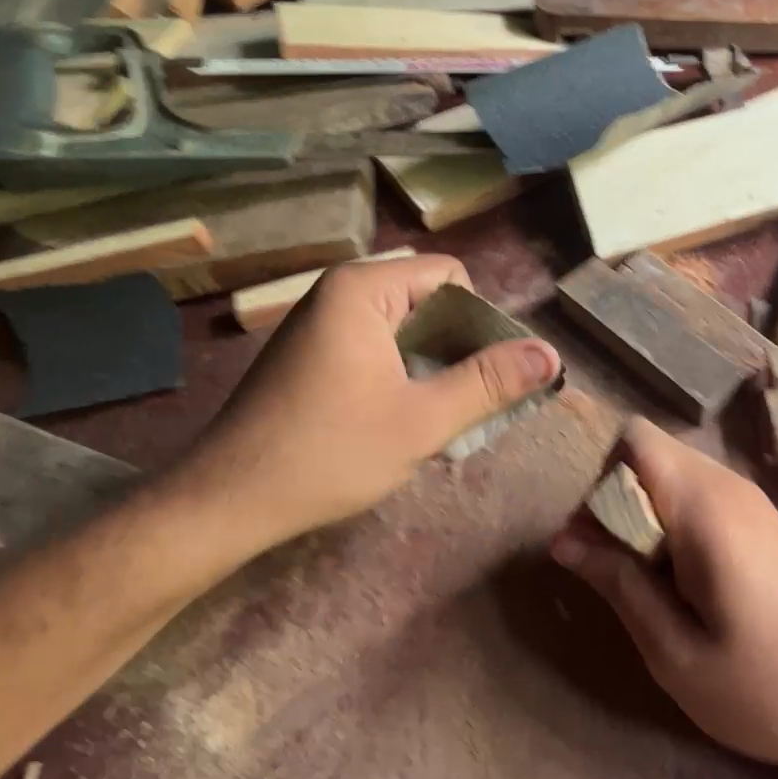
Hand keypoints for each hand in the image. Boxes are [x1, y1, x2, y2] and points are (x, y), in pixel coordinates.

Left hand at [174, 255, 560, 545]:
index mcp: (362, 289)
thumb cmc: (329, 453)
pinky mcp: (311, 354)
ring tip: (441, 414)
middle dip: (459, 346)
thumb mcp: (423, 420)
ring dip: (433, 365)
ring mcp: (320, 323)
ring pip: (405, 327)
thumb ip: (490, 382)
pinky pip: (377, 346)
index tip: (485, 375)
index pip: (451, 276)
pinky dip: (403, 374)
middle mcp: (338, 293)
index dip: (480, 320)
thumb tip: (550, 354)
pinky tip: (403, 418)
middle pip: (429, 299)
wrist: (226, 503)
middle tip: (471, 401)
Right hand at [550, 418, 777, 776]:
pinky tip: (678, 588)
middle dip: (613, 502)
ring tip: (640, 587)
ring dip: (641, 519)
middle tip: (606, 573)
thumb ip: (618, 584)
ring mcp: (750, 502)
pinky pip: (697, 500)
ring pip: (671, 477)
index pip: (635, 439)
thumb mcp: (675, 653)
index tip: (589, 542)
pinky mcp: (760, 523)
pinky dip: (671, 529)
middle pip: (649, 455)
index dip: (598, 479)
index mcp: (706, 507)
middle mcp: (729, 487)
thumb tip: (565, 540)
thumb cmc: (768, 688)